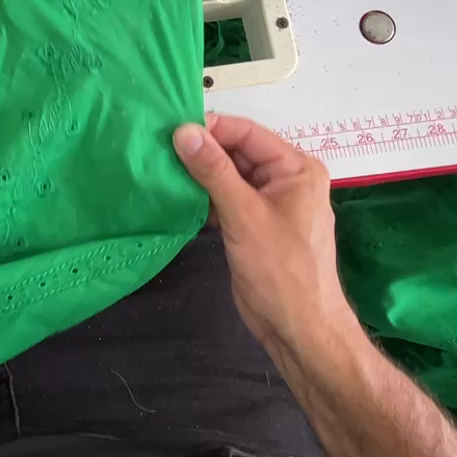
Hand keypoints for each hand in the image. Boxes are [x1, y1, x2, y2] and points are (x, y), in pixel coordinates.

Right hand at [172, 114, 353, 348]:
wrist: (297, 329)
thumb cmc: (280, 269)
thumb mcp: (244, 214)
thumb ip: (213, 170)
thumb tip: (183, 131)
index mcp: (295, 168)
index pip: (247, 133)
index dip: (211, 127)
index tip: (170, 128)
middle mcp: (284, 179)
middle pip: (237, 152)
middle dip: (202, 150)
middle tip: (158, 147)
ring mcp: (268, 203)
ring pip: (228, 176)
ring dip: (199, 173)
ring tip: (160, 167)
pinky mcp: (252, 225)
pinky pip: (225, 198)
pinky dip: (203, 196)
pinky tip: (175, 195)